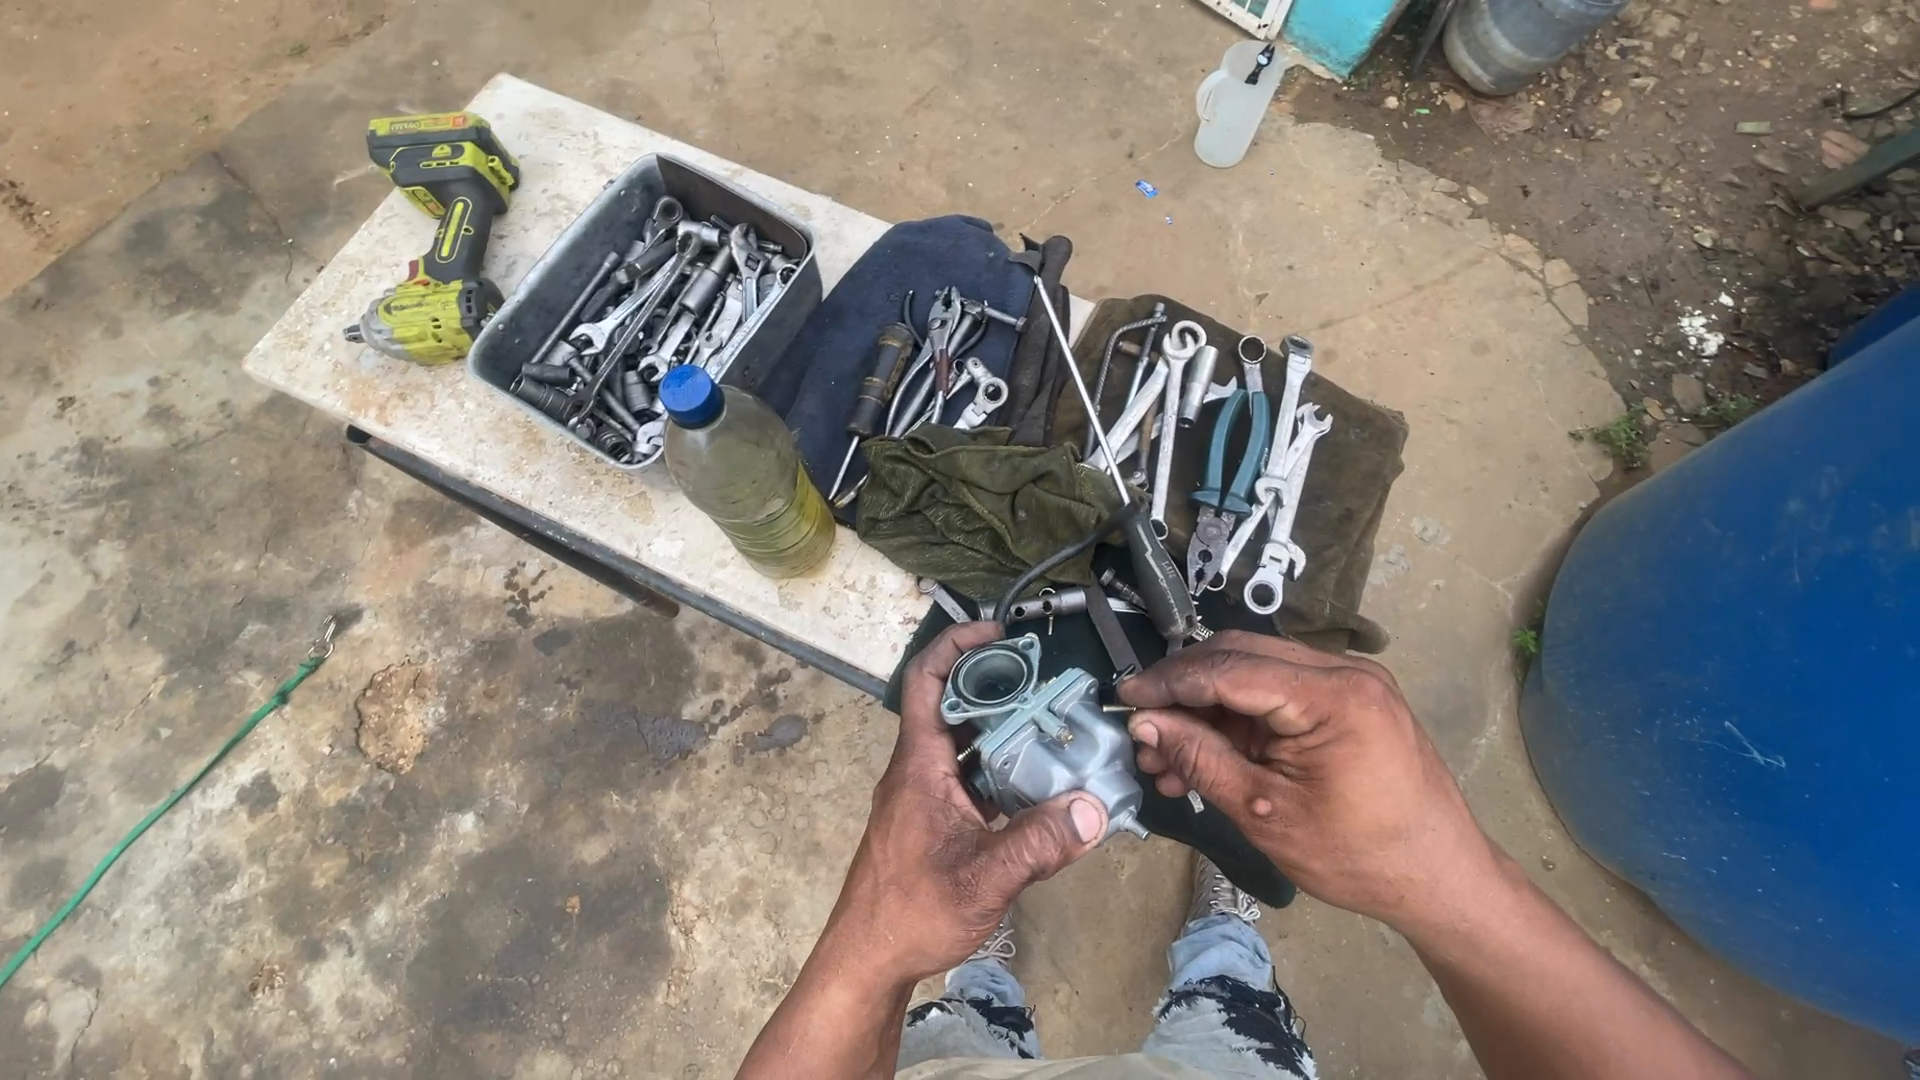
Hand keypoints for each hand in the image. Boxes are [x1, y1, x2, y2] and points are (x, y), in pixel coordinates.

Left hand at [825, 621, 1108, 984]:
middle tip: (1045, 681)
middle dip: (995, 685)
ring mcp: (923, 794)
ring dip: (1001, 728)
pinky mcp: (932, 818)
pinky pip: (967, 775)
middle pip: (953, 705)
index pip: (926, 681)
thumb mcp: (982, 879)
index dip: (955, 646)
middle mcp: (918, 768)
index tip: (996, 633)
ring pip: (963, 742)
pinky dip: (998, 768)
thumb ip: (1038, 844)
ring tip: (1050, 724)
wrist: (867, 959)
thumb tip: (1093, 810)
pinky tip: (1034, 782)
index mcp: (919, 764)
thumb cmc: (910, 912)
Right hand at [1119, 631, 1501, 933]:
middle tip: (1143, 727)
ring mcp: (1348, 681)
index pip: (1229, 668)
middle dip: (1183, 690)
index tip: (1125, 697)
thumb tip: (1144, 722)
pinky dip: (1236, 719)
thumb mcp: (1266, 812)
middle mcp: (1343, 671)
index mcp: (1333, 696)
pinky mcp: (1346, 698)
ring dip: (1204, 708)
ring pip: (1251, 672)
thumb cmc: (1358, 856)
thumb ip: (1200, 758)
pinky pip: (1275, 693)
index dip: (1170, 681)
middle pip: (1238, 657)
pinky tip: (1205, 754)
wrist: (1443, 881)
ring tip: (1166, 755)